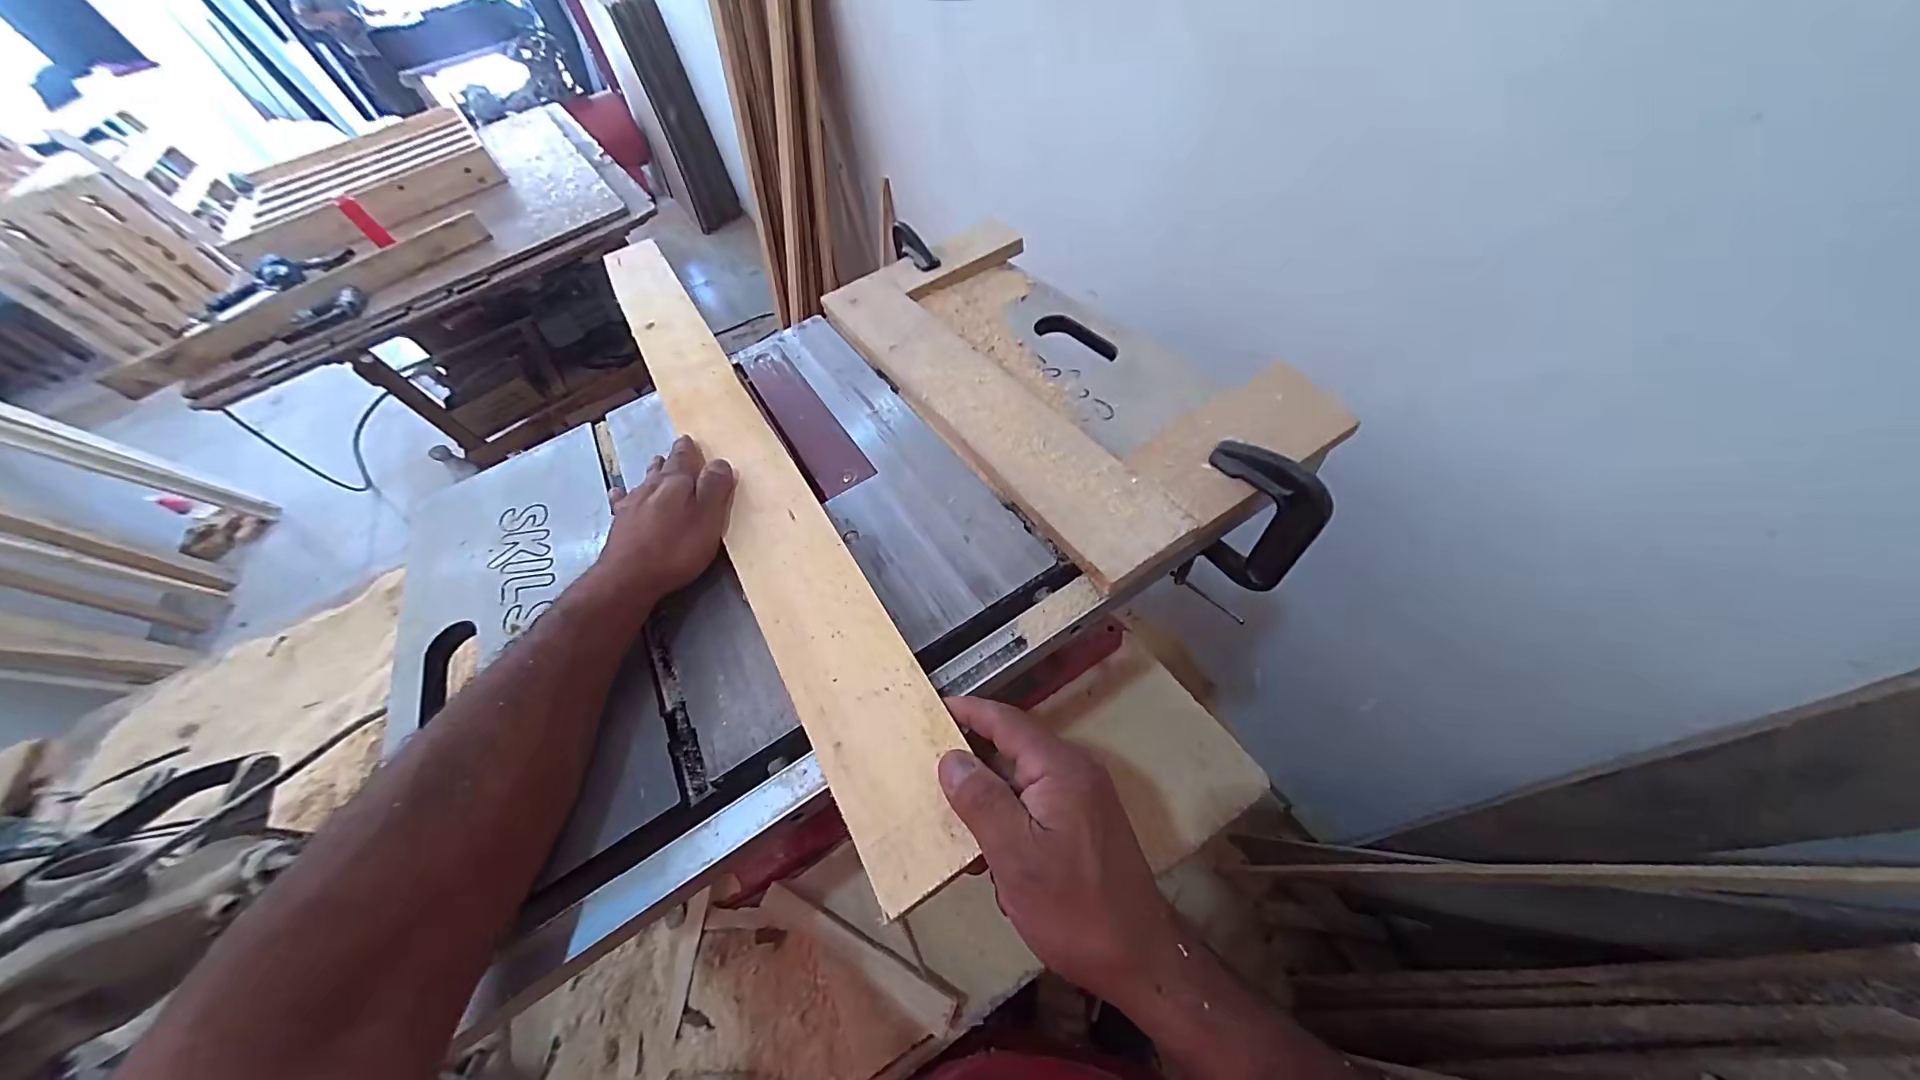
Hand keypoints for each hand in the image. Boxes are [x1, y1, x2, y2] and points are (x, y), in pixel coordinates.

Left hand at [594, 435, 733, 600]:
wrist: (628, 577)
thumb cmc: (676, 548)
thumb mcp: (708, 518)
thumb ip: (715, 488)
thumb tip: (720, 461)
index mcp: (676, 483)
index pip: (684, 458)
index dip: (689, 450)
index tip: (689, 439)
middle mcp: (652, 488)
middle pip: (664, 468)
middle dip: (672, 459)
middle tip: (676, 450)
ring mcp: (632, 505)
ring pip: (645, 481)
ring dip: (653, 472)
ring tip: (655, 464)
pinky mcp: (620, 524)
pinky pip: (622, 500)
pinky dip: (623, 493)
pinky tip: (618, 492)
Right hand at [937, 697, 1178, 1004]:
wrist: (1139, 961)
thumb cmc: (1074, 908)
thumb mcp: (1016, 856)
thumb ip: (981, 801)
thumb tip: (951, 758)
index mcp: (1060, 768)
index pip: (1006, 721)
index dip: (968, 711)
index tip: (931, 708)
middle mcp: (1074, 773)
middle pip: (1013, 749)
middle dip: (971, 760)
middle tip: (928, 769)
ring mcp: (1082, 799)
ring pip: (1020, 781)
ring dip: (988, 799)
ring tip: (953, 824)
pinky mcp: (1082, 825)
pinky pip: (1034, 806)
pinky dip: (1008, 820)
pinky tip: (989, 856)